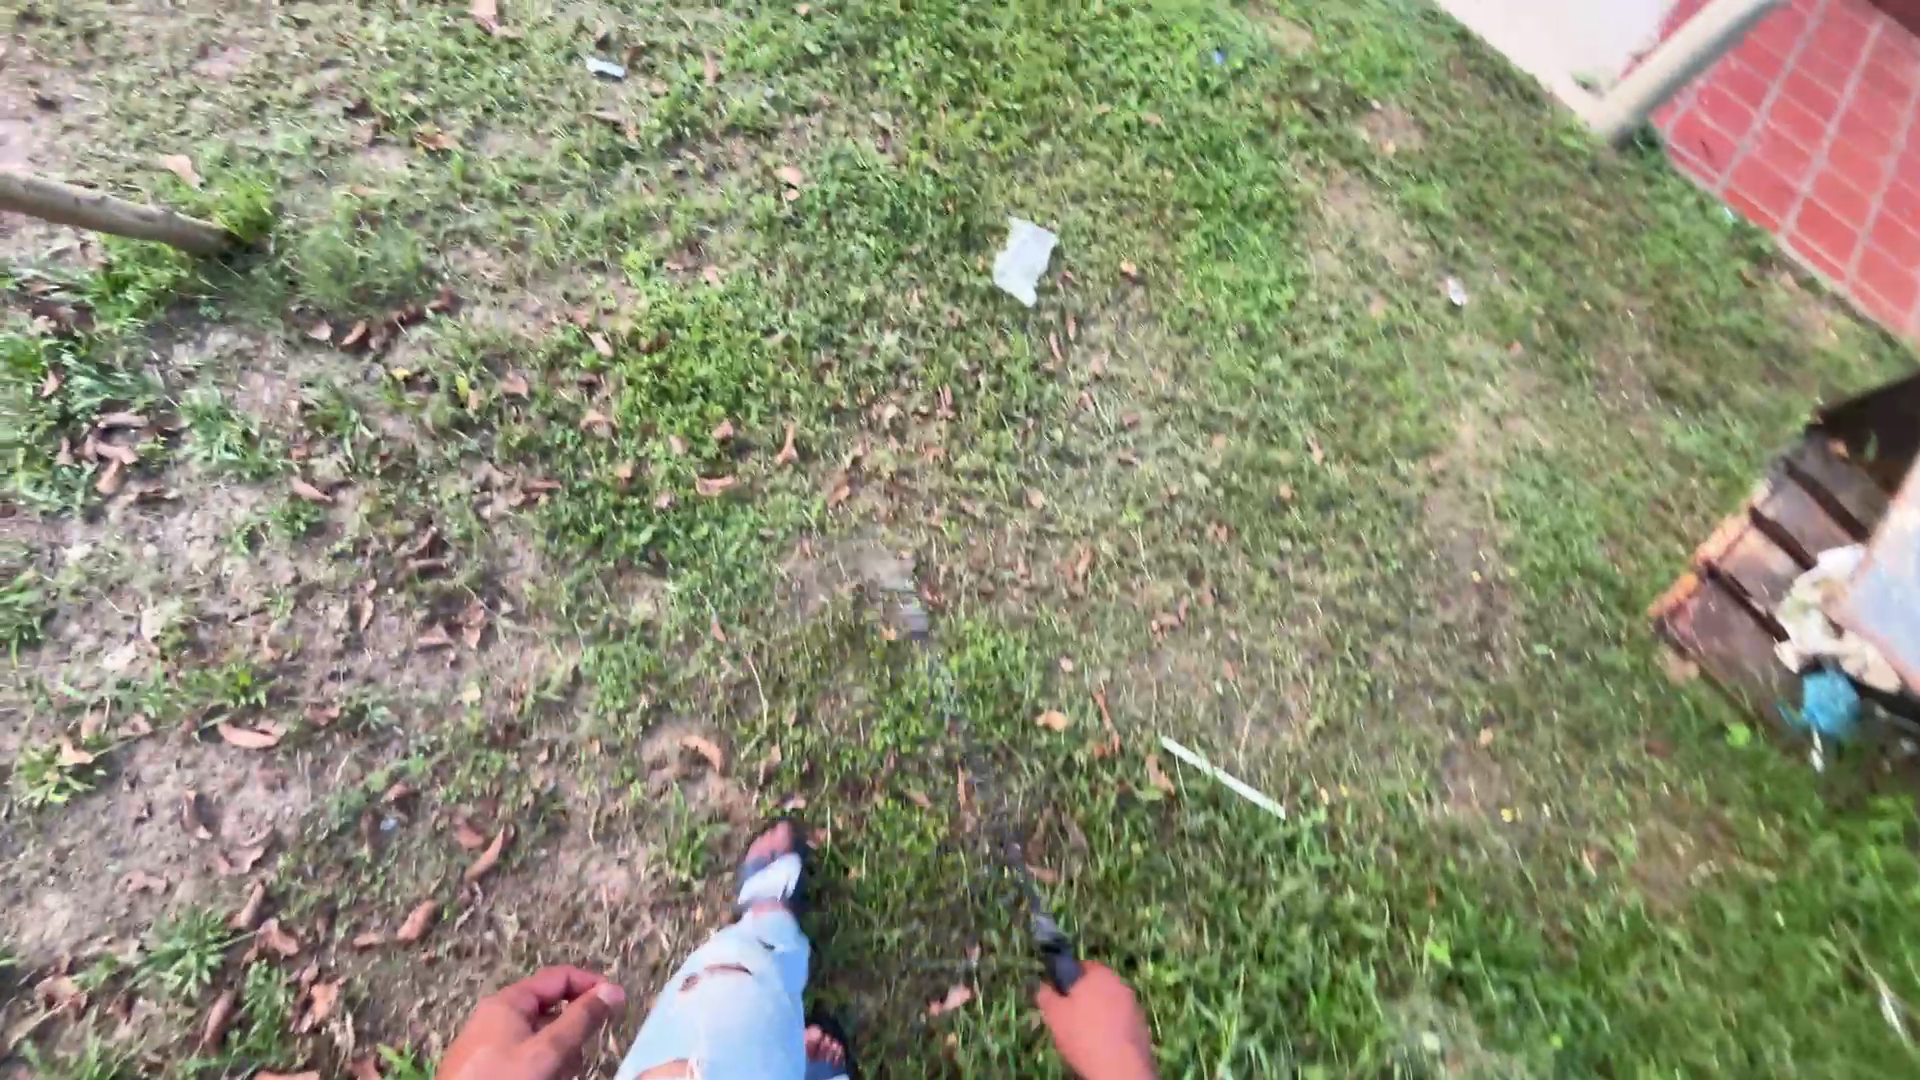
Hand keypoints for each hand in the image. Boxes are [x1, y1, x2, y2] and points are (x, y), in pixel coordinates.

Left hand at [436, 966, 626, 1079]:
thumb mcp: (549, 1052)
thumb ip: (583, 1018)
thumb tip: (614, 990)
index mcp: (507, 1003)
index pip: (560, 977)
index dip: (591, 986)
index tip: (616, 1006)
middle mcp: (494, 1019)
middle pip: (549, 1009)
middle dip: (572, 1031)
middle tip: (582, 1057)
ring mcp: (484, 1049)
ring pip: (537, 1039)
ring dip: (558, 1055)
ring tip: (562, 1078)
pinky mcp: (481, 1075)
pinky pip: (521, 1060)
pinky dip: (539, 1069)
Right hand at [1036, 962, 1155, 1079]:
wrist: (1121, 1069)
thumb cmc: (1083, 1034)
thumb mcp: (1054, 1015)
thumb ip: (1046, 996)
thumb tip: (1043, 986)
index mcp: (1099, 973)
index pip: (1082, 966)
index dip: (1069, 980)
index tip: (1061, 997)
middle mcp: (1119, 983)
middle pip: (1097, 986)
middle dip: (1085, 998)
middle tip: (1071, 1017)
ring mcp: (1134, 1005)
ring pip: (1111, 1005)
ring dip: (1100, 1014)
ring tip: (1087, 1036)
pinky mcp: (1142, 1027)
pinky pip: (1122, 1022)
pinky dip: (1113, 1030)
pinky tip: (1103, 1046)